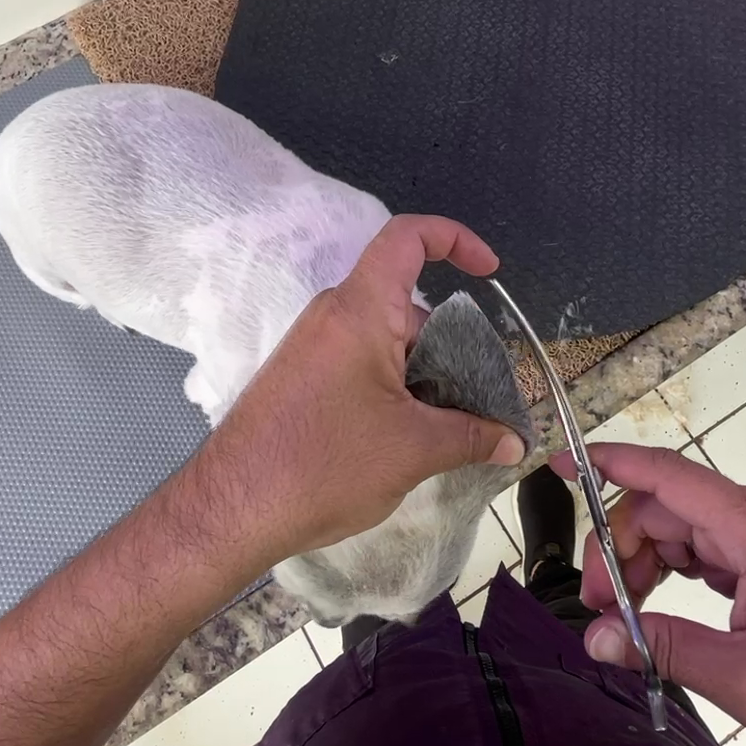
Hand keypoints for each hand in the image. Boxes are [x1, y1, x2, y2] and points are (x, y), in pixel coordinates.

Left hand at [192, 215, 526, 565]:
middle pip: (408, 305)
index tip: (489, 271)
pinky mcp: (301, 373)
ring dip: (423, 373)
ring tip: (447, 429)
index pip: (407, 237)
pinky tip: (406, 435)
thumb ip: (472, 436)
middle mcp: (334, 313)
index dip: (455, 238)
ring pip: (387, 339)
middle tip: (478, 399)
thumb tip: (513, 441)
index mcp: (360, 309)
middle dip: (450, 346)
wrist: (231, 509)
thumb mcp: (413, 450)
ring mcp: (313, 344)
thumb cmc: (324, 465)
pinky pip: (360, 360)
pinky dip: (393, 384)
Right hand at [553, 444, 745, 745]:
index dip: (607, 462)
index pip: (665, 474)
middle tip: (594, 606)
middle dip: (619, 549)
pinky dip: (674, 578)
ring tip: (623, 619)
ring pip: (682, 532)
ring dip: (644, 567)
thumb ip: (663, 648)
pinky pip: (708, 554)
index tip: (558, 463)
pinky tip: (660, 613)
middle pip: (665, 509)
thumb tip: (591, 638)